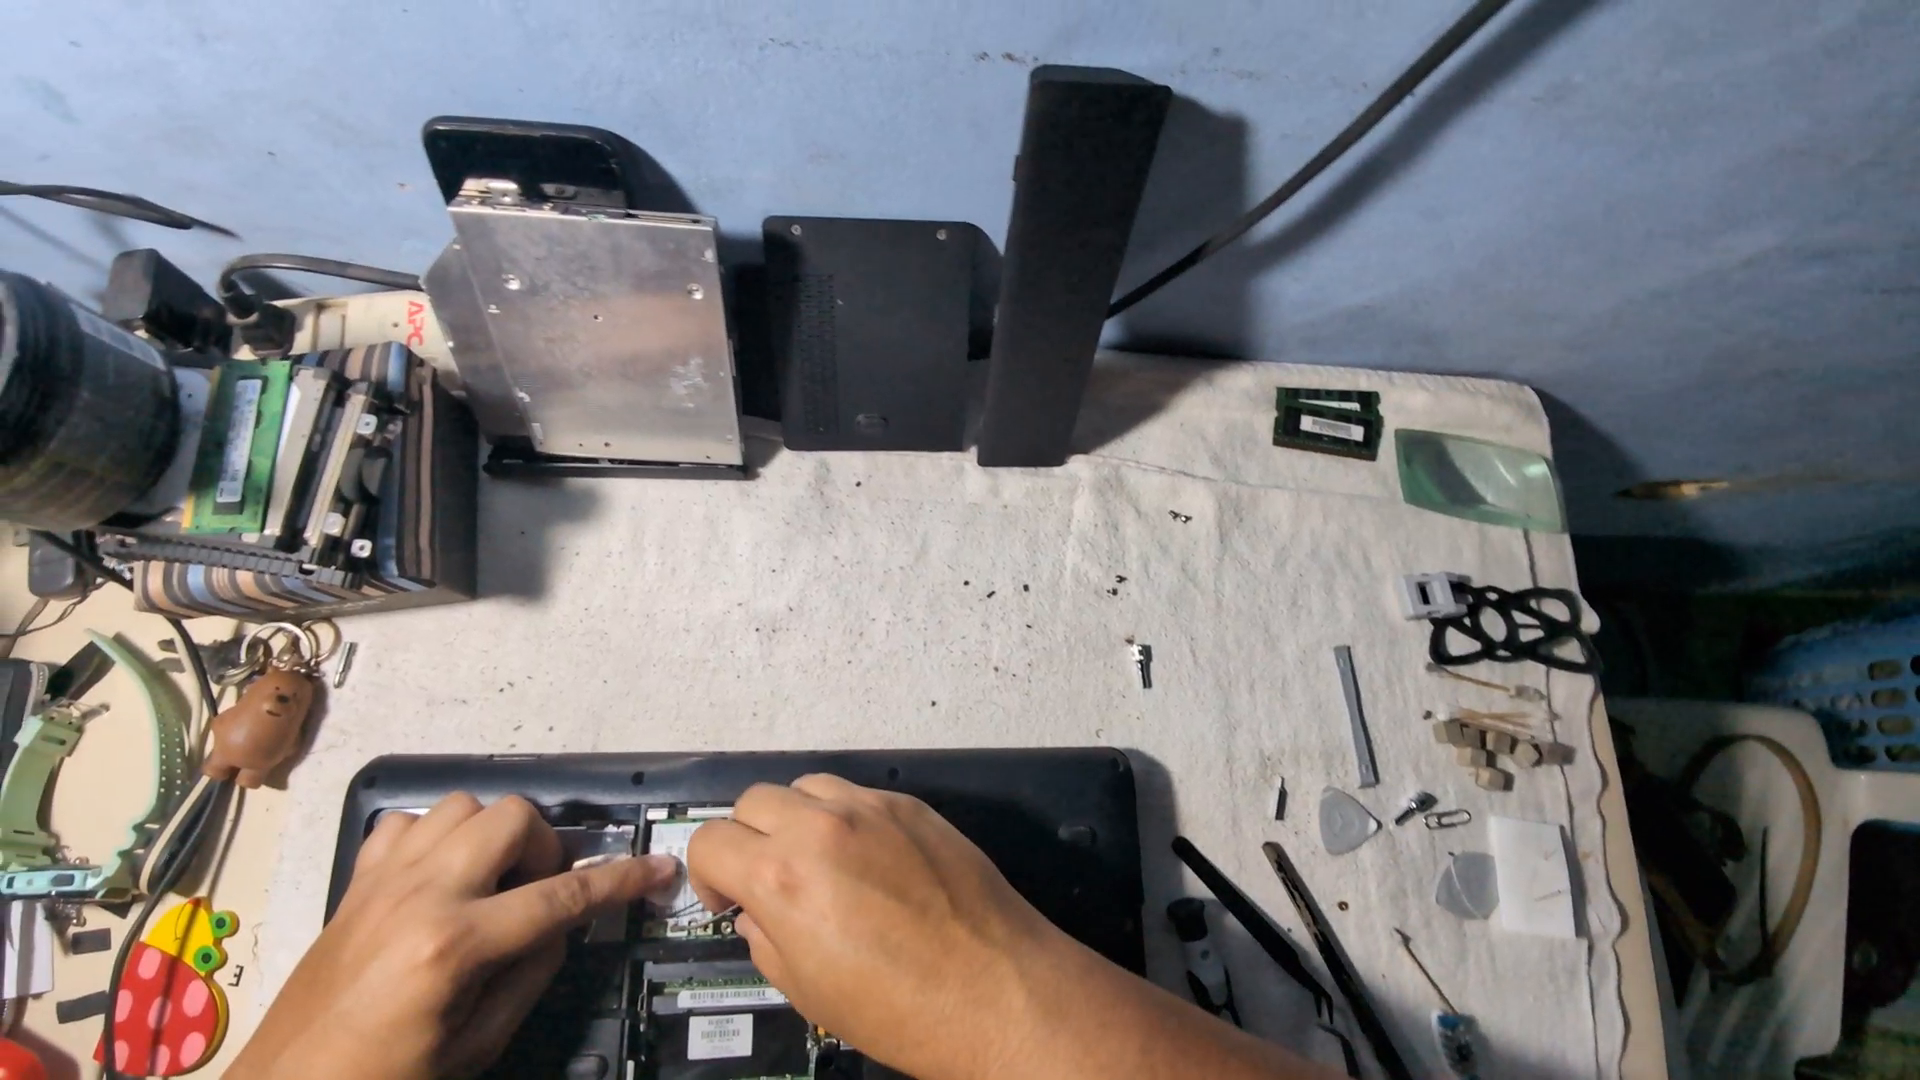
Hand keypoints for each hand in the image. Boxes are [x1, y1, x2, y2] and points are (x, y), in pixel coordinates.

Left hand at [229, 793, 675, 1079]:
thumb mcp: (478, 1045)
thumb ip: (534, 973)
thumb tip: (564, 921)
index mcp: (455, 946)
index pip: (563, 897)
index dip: (622, 880)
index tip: (659, 867)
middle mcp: (422, 896)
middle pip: (512, 818)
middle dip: (543, 847)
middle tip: (537, 890)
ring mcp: (382, 881)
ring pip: (463, 805)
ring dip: (492, 834)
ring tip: (490, 879)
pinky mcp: (356, 883)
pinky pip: (405, 823)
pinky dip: (434, 837)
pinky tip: (437, 874)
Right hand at [685, 774, 1074, 1077]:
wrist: (994, 986)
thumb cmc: (899, 1007)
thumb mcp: (806, 988)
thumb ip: (765, 934)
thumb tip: (757, 909)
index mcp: (783, 876)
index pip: (709, 840)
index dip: (707, 874)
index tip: (727, 899)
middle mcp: (822, 826)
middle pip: (753, 800)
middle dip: (748, 839)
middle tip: (768, 878)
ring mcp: (871, 807)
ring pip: (806, 786)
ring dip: (796, 818)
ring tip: (818, 860)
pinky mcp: (911, 804)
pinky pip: (857, 794)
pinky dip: (844, 816)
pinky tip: (867, 856)